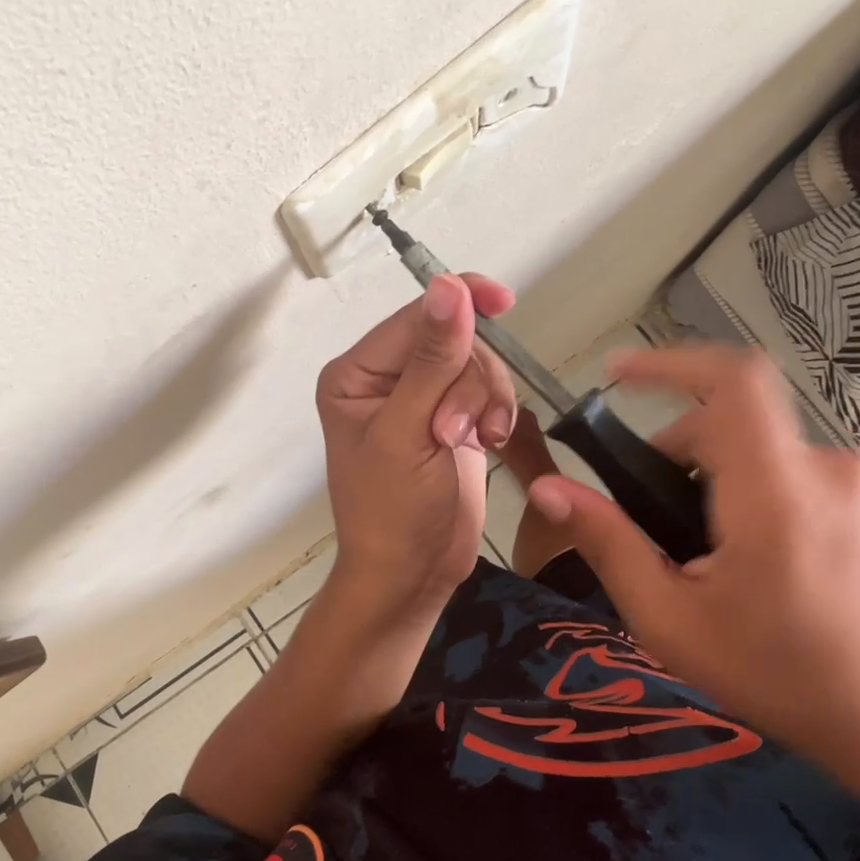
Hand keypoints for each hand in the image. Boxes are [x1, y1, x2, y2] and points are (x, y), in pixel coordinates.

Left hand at [315, 272, 516, 615]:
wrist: (411, 575)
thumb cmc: (393, 510)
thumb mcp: (408, 431)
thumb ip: (431, 360)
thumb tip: (449, 285)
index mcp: (356, 374)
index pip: (414, 319)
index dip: (459, 305)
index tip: (503, 301)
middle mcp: (385, 380)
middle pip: (453, 341)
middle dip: (470, 382)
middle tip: (457, 432)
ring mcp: (420, 401)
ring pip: (476, 366)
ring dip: (487, 401)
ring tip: (480, 442)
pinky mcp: (450, 422)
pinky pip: (487, 393)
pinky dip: (496, 413)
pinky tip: (489, 444)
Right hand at [524, 345, 859, 780]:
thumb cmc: (782, 676)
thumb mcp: (670, 620)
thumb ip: (606, 543)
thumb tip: (545, 488)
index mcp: (776, 492)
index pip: (731, 382)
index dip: (669, 363)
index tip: (617, 373)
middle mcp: (829, 468)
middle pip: (733, 422)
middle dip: (678, 453)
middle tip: (650, 521)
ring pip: (764, 451)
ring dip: (718, 479)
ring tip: (703, 554)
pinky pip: (798, 472)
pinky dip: (757, 492)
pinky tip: (754, 560)